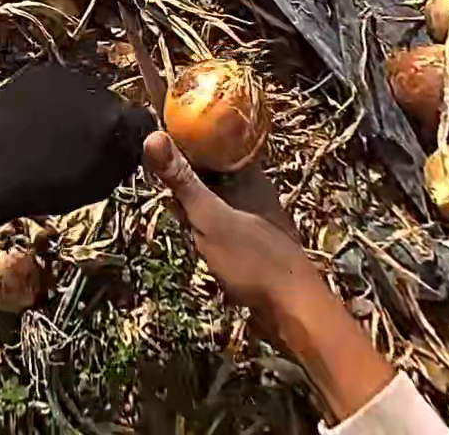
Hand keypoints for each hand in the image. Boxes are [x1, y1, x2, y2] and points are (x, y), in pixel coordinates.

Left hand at [0, 62, 155, 238]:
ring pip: (86, 91)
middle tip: (85, 141)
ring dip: (80, 106)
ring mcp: (65, 76)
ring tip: (57, 131)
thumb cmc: (46, 186)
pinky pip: (58, 85)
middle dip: (105, 119)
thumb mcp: (98, 184)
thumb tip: (135, 143)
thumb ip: (124, 158)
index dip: (134, 135)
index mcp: (113, 117)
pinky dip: (55, 98)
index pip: (142, 119)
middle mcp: (95, 88)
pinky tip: (39, 119)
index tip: (122, 147)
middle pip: (112, 102)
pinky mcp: (40, 72)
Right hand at [143, 132, 395, 422]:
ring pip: (210, 196)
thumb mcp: (208, 217)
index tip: (159, 160)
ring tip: (191, 231)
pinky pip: (219, 218)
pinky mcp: (252, 235)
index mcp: (245, 169)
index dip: (180, 147)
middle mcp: (251, 184)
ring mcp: (252, 210)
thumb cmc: (253, 259)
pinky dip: (205, 228)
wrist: (297, 313)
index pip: (206, 141)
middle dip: (184, 185)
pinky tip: (202, 246)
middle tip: (175, 206)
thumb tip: (151, 135)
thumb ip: (180, 179)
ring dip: (194, 211)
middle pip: (205, 169)